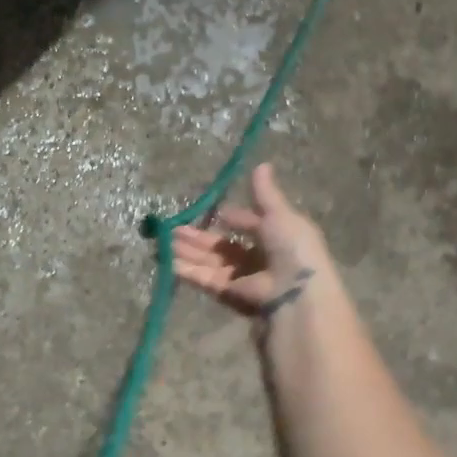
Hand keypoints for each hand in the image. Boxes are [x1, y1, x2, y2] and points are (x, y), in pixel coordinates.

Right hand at [171, 163, 330, 316]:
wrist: (293, 287)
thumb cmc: (291, 246)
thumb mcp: (279, 215)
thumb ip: (265, 194)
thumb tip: (260, 164)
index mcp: (274, 236)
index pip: (249, 226)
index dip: (233, 218)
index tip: (215, 213)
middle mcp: (257, 257)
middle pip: (221, 246)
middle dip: (197, 238)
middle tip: (173, 229)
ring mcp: (241, 276)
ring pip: (209, 262)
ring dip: (187, 252)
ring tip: (164, 242)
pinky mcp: (228, 293)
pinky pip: (205, 279)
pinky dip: (188, 271)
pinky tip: (169, 263)